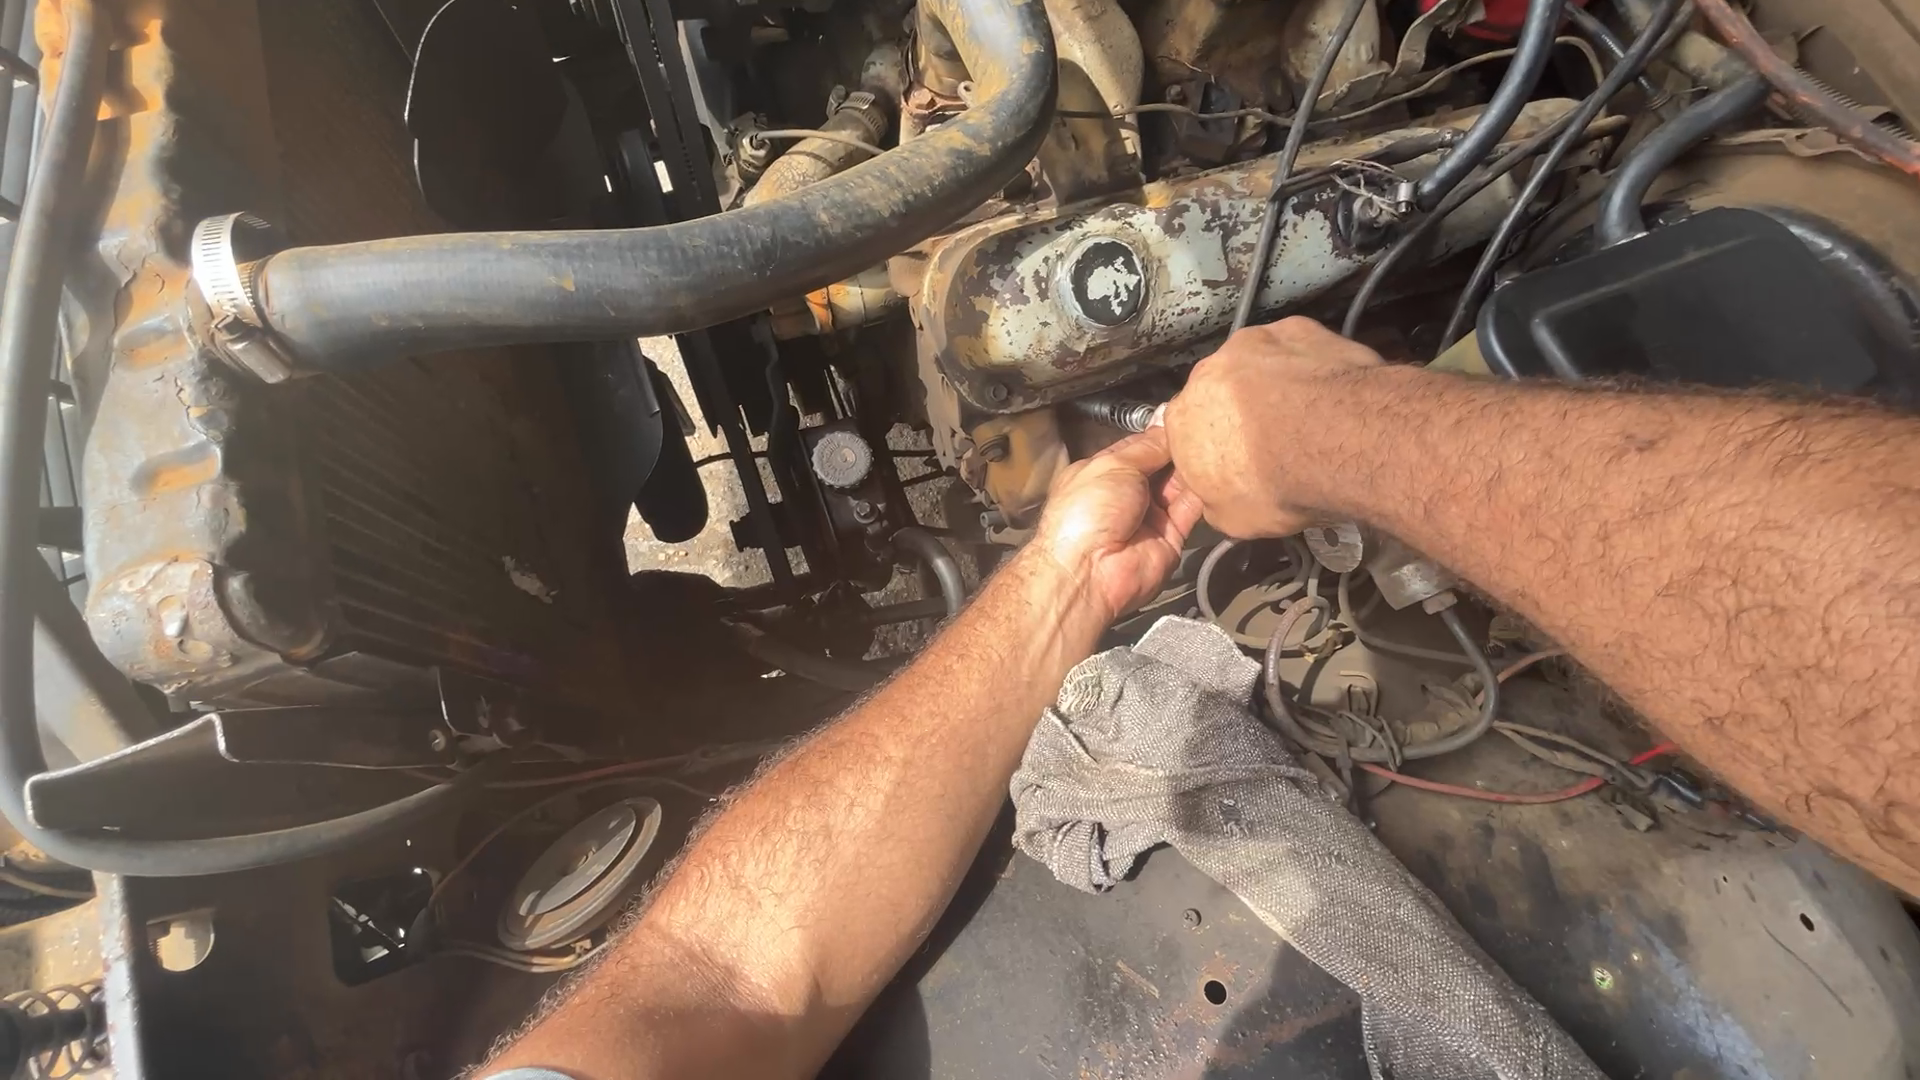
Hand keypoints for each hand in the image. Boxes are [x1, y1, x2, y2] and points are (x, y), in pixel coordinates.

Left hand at [1026, 427, 1203, 624]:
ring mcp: (1149, 516)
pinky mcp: (1171, 536)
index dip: (1160, 433)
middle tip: (1203, 428)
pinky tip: (1215, 472)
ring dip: (1193, 468)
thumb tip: (1165, 424)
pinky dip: (1203, 492)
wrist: (1089, 571)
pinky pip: (1192, 509)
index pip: (1139, 446)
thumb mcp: (1113, 465)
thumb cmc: (1085, 515)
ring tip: (1211, 446)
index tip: (1184, 415)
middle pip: (1163, 464)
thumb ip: (1146, 446)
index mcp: (1103, 473)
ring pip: (1180, 485)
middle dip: (1179, 449)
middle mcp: (1127, 494)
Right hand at [1164, 317, 1385, 536]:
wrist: (1338, 441)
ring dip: (1270, 385)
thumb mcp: (1232, 519)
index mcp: (1181, 421)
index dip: (1208, 448)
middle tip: (1269, 440)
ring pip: (1254, 365)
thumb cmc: (1278, 480)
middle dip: (1237, 412)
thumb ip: (1213, 500)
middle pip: (1217, 392)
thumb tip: (1218, 499)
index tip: (1230, 463)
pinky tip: (1324, 392)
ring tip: (1301, 417)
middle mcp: (1207, 375)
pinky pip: (1294, 347)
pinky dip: (1304, 364)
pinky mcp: (1295, 329)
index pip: (1184, 433)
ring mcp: (1252, 346)